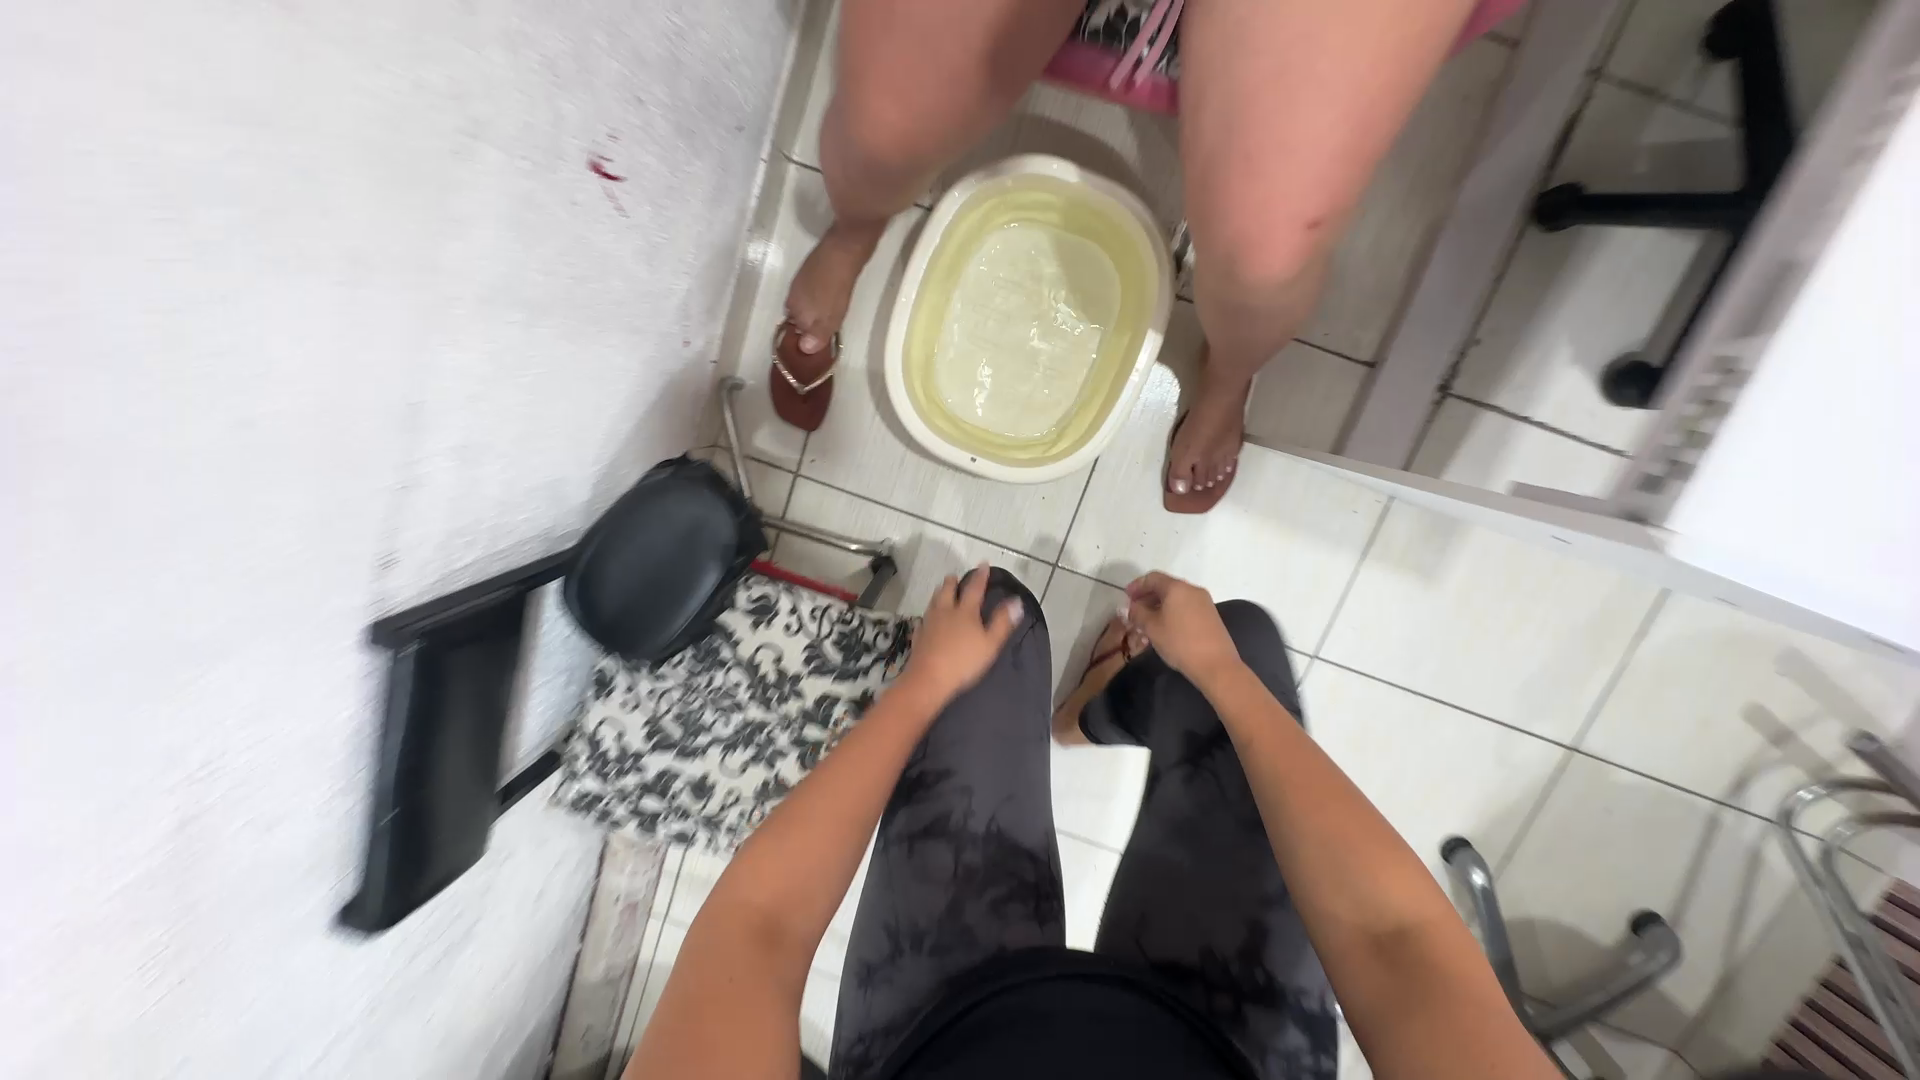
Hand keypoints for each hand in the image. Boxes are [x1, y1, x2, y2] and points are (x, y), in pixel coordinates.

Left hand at [899, 565, 1024, 704]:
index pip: (974, 588)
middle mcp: (945, 612)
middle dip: (953, 582)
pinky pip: (923, 620)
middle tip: (955, 575)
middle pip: (948, 591)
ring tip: (941, 590)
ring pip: (934, 602)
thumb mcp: (990, 643)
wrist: (929, 679)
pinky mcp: (919, 636)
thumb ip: (1002, 622)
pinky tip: (926, 618)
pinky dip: (928, 615)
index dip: (980, 576)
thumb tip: (1016, 601)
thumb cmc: (964, 661)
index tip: (983, 564)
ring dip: (939, 593)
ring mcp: (929, 623)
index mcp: (965, 612)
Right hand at [1124, 572, 1242, 685]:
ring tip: (1147, 624)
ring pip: (1175, 599)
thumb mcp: (1151, 627)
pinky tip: (1165, 629)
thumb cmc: (1179, 642)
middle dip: (1147, 598)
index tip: (1126, 598)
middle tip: (1135, 613)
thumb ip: (1137, 613)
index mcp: (1177, 588)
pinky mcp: (1210, 616)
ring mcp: (1204, 602)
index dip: (1136, 586)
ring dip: (1158, 608)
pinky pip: (1185, 608)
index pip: (1152, 578)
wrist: (1216, 664)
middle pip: (1165, 587)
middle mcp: (1192, 590)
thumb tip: (1131, 607)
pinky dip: (1172, 613)